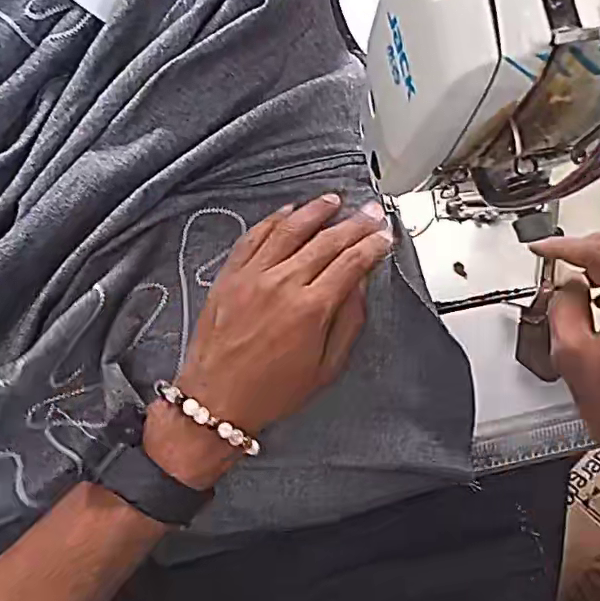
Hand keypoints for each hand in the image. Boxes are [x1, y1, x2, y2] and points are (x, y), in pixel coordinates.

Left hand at [145, 194, 392, 487]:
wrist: (216, 399)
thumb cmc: (269, 392)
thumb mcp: (325, 369)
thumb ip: (348, 323)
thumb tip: (360, 287)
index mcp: (310, 309)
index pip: (351, 263)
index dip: (372, 245)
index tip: (384, 236)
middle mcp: (282, 285)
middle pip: (326, 241)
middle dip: (354, 223)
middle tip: (369, 212)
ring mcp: (252, 276)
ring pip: (289, 229)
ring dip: (315, 211)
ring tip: (333, 200)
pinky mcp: (230, 275)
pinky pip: (254, 237)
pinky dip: (273, 220)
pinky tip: (288, 212)